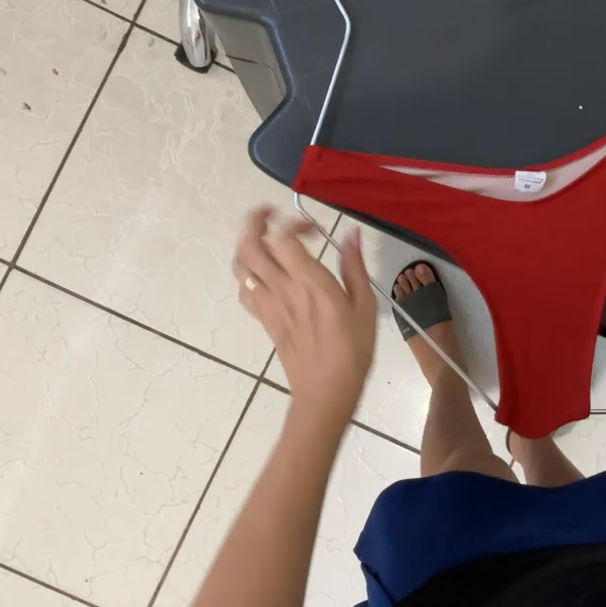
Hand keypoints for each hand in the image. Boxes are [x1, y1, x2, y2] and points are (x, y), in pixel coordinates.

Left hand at [233, 207, 376, 428]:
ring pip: (240, 266)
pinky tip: (265, 273)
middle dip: (254, 223)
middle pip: (250, 246)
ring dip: (246, 245)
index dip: (291, 223)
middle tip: (271, 215)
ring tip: (264, 239)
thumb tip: (352, 234)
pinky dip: (247, 272)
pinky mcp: (263, 319)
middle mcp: (282, 288)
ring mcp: (268, 304)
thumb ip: (355, 266)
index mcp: (309, 282)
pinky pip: (244, 288)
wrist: (326, 391)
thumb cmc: (353, 349)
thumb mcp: (365, 306)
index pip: (282, 238)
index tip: (312, 229)